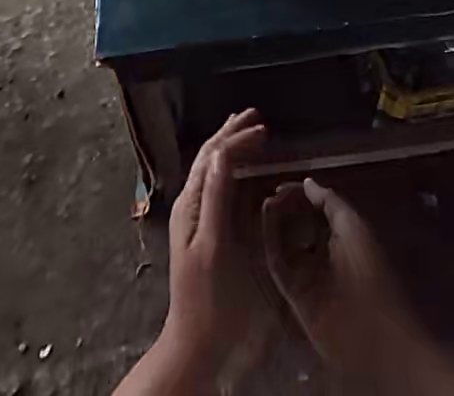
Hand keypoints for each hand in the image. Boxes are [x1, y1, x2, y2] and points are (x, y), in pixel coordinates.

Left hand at [163, 110, 266, 359]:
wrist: (196, 338)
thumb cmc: (208, 295)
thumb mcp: (214, 245)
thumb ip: (216, 198)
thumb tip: (222, 154)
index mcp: (191, 204)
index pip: (212, 157)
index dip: (236, 138)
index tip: (263, 127)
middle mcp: (190, 203)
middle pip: (209, 157)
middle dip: (231, 133)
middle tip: (255, 115)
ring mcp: (196, 215)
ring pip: (212, 167)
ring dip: (229, 145)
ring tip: (246, 129)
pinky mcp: (205, 227)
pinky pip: (217, 184)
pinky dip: (231, 166)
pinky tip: (240, 166)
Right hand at [263, 179, 453, 393]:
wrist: (374, 331)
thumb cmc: (370, 271)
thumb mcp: (354, 227)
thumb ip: (331, 202)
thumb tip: (307, 183)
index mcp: (343, 237)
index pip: (318, 210)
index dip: (304, 195)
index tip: (289, 183)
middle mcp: (324, 253)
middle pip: (300, 223)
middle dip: (288, 205)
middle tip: (276, 191)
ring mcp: (307, 272)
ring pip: (286, 240)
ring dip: (276, 219)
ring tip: (268, 200)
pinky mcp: (293, 290)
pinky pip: (277, 260)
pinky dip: (270, 237)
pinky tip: (267, 216)